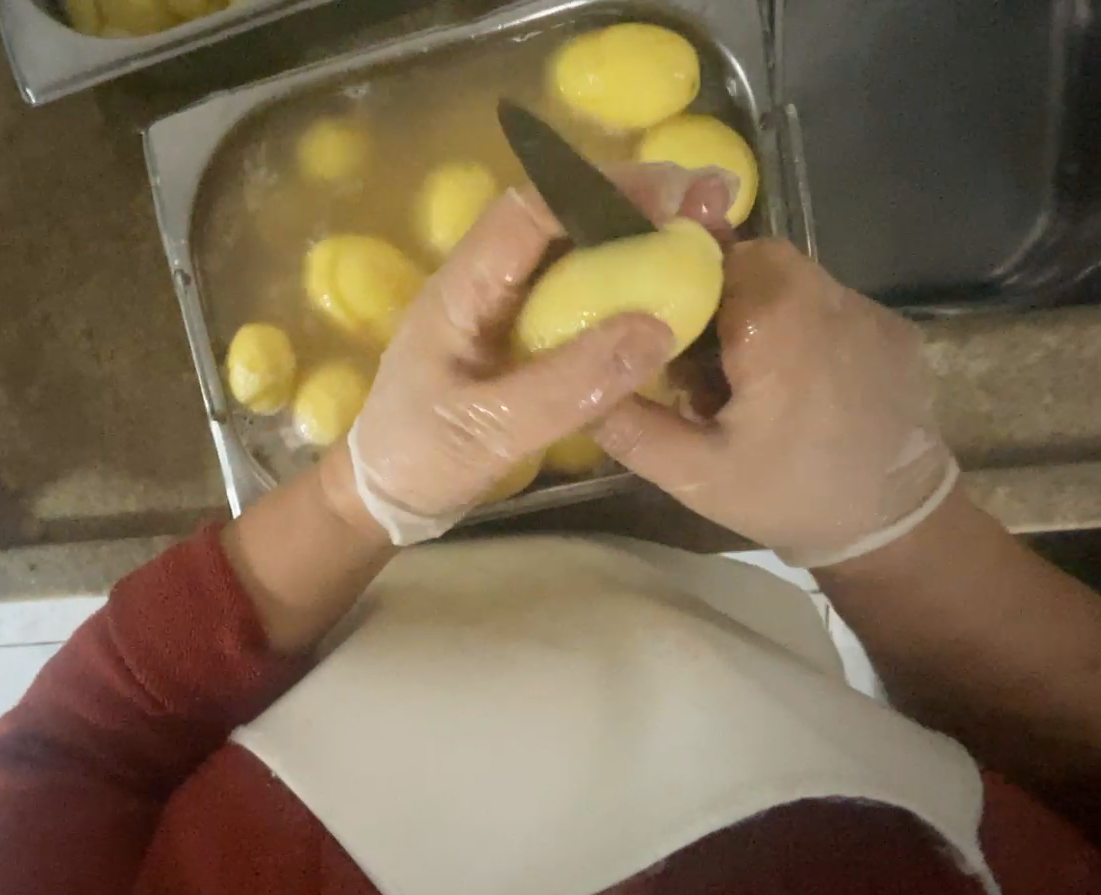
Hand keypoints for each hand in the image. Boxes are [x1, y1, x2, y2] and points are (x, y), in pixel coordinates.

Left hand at [346, 164, 732, 544]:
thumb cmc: (418, 460)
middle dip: (634, 206)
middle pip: (557, 222)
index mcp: (458, 293)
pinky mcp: (514, 345)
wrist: (385, 496)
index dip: (603, 191)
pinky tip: (662, 303)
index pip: (528, 212)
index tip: (679, 195)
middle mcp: (479, 289)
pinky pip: (572, 304)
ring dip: (634, 246)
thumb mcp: (486, 430)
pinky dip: (619, 294)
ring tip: (707, 245)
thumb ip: (564, 386)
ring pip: (570, 259)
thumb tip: (658, 327)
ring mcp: (497, 316)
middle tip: (716, 210)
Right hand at [591, 240, 957, 566]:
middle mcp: (833, 304)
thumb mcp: (689, 473)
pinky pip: (824, 306)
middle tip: (690, 355)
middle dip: (716, 296)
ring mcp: (871, 315)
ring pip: (793, 280)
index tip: (660, 327)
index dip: (685, 282)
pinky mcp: (891, 332)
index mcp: (781, 330)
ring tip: (733, 375)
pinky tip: (781, 383)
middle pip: (760, 260)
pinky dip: (791, 328)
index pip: (725, 258)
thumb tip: (576, 388)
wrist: (891, 526)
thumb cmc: (782, 496)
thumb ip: (629, 426)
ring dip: (752, 311)